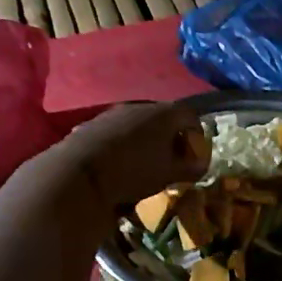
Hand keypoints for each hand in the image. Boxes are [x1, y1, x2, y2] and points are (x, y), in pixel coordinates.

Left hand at [53, 102, 206, 211]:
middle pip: (165, 118)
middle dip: (173, 137)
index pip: (191, 116)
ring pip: (141, 124)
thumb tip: (202, 165)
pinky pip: (120, 130)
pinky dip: (128, 142)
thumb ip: (191, 168)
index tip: (197, 153)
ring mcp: (114, 113)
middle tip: (175, 159)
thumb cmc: (135, 171)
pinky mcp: (94, 124)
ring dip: (149, 140)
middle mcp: (140, 106)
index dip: (198, 134)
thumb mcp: (170, 174)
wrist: (80, 172)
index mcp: (164, 114)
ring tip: (149, 162)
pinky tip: (124, 162)